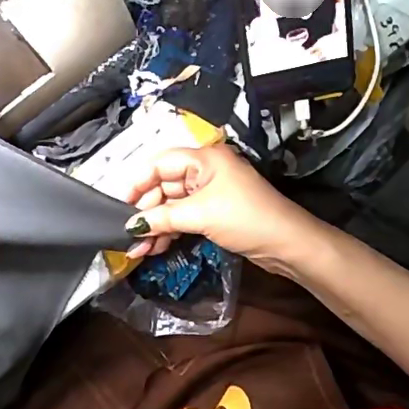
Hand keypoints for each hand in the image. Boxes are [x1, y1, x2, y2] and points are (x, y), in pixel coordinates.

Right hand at [121, 144, 323, 274]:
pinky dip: (170, 230)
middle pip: (163, 185)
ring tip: (140, 249)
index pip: (159, 164)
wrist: (288, 244)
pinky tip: (156, 247)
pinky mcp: (215, 211)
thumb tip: (131, 226)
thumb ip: (162, 218)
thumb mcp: (200, 215)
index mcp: (204, 158)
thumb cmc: (246, 218)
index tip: (120, 207)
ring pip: (172, 204)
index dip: (137, 184)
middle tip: (129, 236)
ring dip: (155, 225)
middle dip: (146, 211)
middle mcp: (205, 170)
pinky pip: (184, 216)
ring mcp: (210, 192)